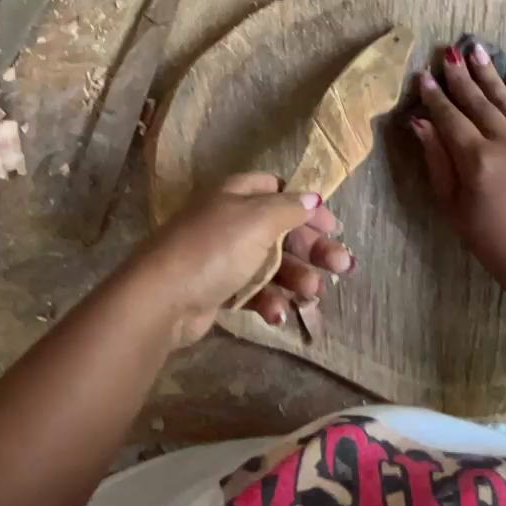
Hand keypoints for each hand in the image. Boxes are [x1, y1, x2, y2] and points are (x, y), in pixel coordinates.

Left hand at [128, 173, 354, 347]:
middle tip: (343, 267)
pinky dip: (269, 301)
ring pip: (271, 263)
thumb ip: (289, 208)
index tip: (332, 227)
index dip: (307, 207)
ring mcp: (222, 256)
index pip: (278, 190)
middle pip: (281, 230)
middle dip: (312, 249)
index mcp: (236, 194)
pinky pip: (253, 290)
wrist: (162, 297)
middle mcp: (230, 221)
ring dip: (296, 278)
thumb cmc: (214, 249)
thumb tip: (312, 198)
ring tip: (312, 295)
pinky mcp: (217, 289)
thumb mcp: (258, 220)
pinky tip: (278, 314)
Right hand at [410, 42, 505, 297]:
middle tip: (447, 52)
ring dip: (489, 74)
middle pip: (478, 102)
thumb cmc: (493, 242)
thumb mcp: (453, 207)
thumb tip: (421, 123)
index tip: (423, 75)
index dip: (435, 96)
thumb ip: (438, 160)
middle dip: (461, 76)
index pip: (450, 118)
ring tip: (475, 49)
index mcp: (478, 160)